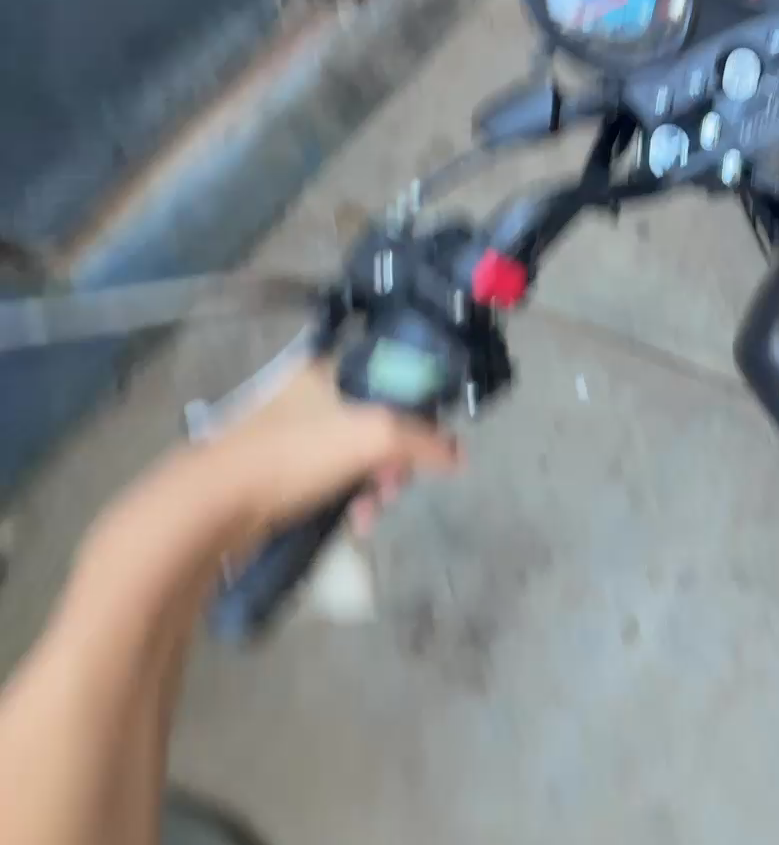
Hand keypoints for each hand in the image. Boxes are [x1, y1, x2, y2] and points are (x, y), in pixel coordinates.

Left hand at [180, 359, 461, 541]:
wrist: (205, 510)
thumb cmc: (295, 457)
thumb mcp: (379, 436)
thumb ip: (429, 442)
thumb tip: (459, 457)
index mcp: (326, 372)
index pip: (397, 378)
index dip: (423, 408)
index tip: (432, 440)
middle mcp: (309, 397)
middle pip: (384, 421)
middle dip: (399, 458)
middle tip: (396, 482)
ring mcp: (291, 435)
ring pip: (361, 455)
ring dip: (379, 484)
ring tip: (374, 510)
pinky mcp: (277, 472)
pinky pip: (335, 479)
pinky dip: (352, 499)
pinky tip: (355, 520)